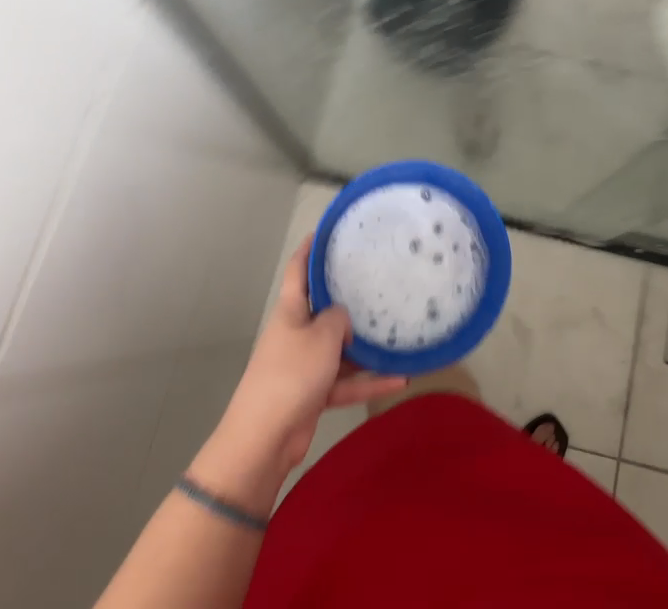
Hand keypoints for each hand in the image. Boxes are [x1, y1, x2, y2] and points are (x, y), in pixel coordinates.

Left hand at [194, 241, 405, 509]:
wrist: (266, 436)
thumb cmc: (291, 374)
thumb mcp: (321, 337)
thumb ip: (338, 319)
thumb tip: (343, 319)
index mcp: (290, 311)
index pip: (300, 270)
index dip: (310, 248)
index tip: (328, 230)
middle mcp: (296, 333)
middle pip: (324, 309)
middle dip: (349, 297)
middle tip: (379, 280)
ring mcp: (305, 364)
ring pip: (340, 349)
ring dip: (367, 347)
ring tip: (399, 334)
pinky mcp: (314, 393)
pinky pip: (347, 381)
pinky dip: (370, 382)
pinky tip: (401, 380)